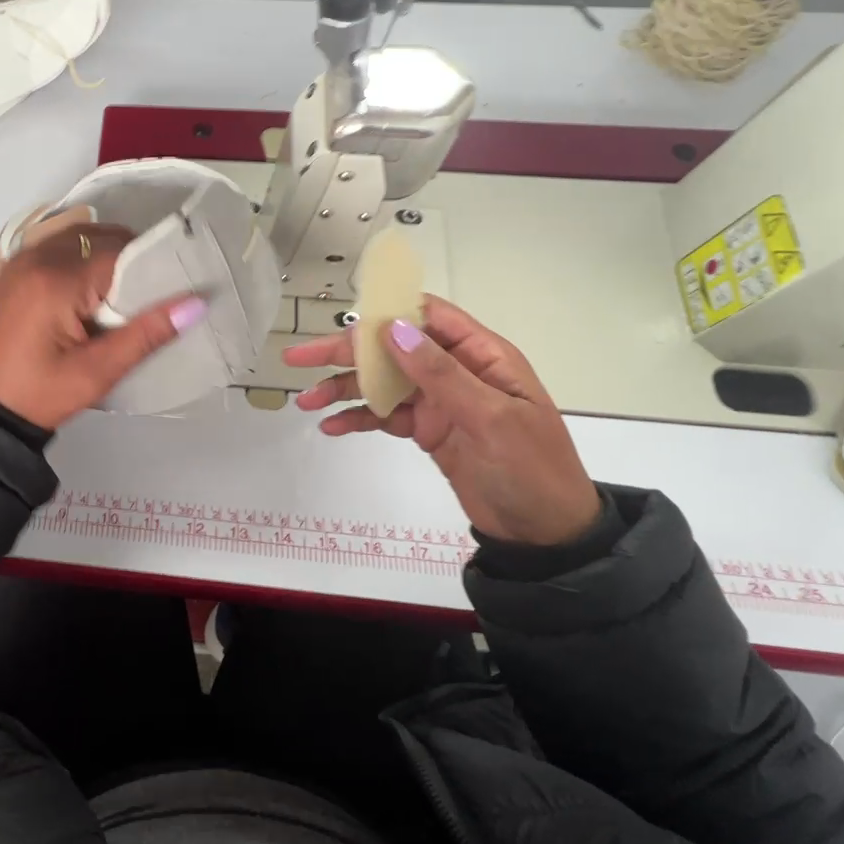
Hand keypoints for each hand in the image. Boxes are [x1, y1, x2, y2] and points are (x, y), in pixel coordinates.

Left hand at [0, 224, 206, 430]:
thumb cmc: (40, 394)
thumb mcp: (98, 371)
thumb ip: (147, 333)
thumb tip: (197, 303)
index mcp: (57, 281)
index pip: (121, 252)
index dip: (152, 267)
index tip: (175, 287)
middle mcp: (38, 258)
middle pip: (102, 237)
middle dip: (131, 260)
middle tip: (150, 298)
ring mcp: (23, 260)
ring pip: (82, 237)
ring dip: (107, 257)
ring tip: (123, 299)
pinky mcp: (17, 269)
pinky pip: (61, 246)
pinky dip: (83, 259)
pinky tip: (94, 294)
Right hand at [282, 296, 599, 545]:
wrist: (544, 531)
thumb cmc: (531, 469)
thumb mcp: (490, 418)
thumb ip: (440, 373)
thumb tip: (395, 329)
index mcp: (482, 356)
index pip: (429, 317)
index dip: (386, 312)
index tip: (343, 320)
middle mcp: (457, 371)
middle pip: (393, 348)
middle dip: (346, 353)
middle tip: (298, 359)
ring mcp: (440, 401)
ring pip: (382, 383)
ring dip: (345, 389)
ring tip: (307, 401)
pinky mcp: (428, 430)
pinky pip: (385, 416)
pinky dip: (358, 418)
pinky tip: (332, 426)